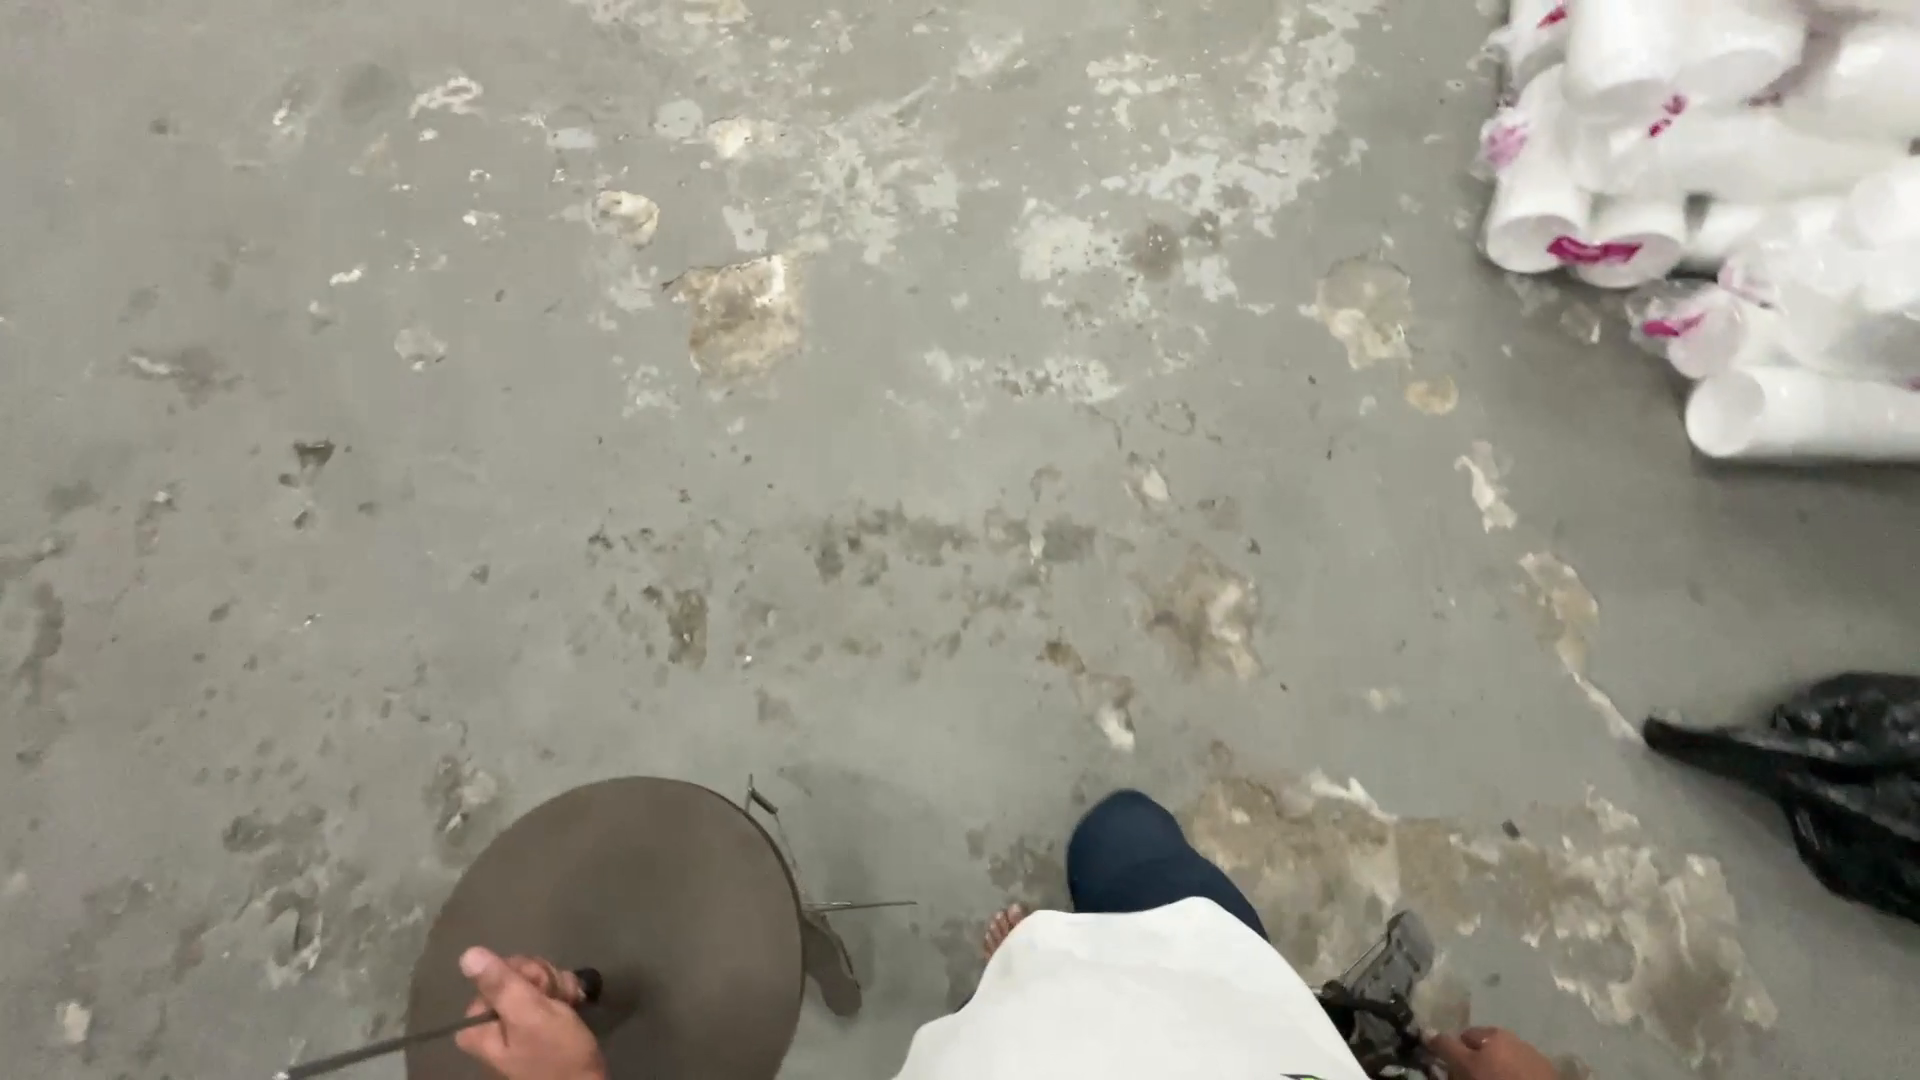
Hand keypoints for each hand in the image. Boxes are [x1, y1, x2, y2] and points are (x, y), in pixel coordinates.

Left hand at [454, 947, 606, 1079]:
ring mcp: (514, 1020)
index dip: (529, 974)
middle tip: (557, 1001)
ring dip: (558, 986)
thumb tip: (467, 954)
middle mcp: (491, 1020)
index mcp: (479, 1021)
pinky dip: (564, 992)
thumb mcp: (529, 1016)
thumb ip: (501, 985)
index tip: (542, 993)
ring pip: (538, 979)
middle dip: (546, 980)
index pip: (501, 970)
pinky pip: (548, 989)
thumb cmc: (556, 1055)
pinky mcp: (535, 1020)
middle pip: (520, 972)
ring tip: (567, 1005)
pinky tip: (571, 1004)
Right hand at [1424, 1027, 1557, 1079]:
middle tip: (1476, 1076)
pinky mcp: (1551, 1075)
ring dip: (1501, 1070)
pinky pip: (1526, 1072)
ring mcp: (1537, 1058)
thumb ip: (1445, 1046)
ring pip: (1508, 1061)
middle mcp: (1516, 1038)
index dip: (1458, 1055)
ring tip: (1497, 1078)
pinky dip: (1518, 1076)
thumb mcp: (1464, 1065)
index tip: (1457, 1071)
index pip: (1465, 1037)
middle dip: (1480, 1061)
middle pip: (1488, 1048)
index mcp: (1494, 1032)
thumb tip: (1426, 1030)